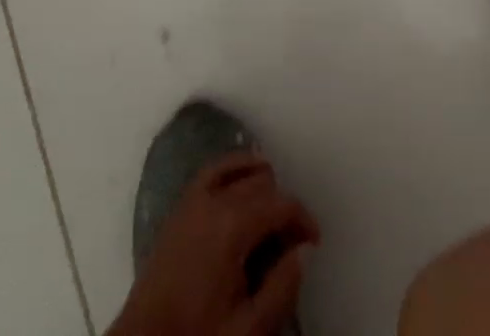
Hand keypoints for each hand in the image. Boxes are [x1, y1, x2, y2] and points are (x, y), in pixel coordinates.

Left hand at [111, 152, 320, 335]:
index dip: (304, 220)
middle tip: (289, 242)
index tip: (312, 245)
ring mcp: (189, 204)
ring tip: (272, 210)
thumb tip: (303, 251)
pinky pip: (209, 174)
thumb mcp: (250, 327)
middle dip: (282, 206)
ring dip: (259, 182)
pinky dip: (230, 170)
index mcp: (232, 227)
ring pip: (236, 169)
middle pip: (262, 184)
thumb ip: (283, 286)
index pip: (282, 204)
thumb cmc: (198, 334)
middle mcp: (211, 203)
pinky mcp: (176, 213)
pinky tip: (240, 182)